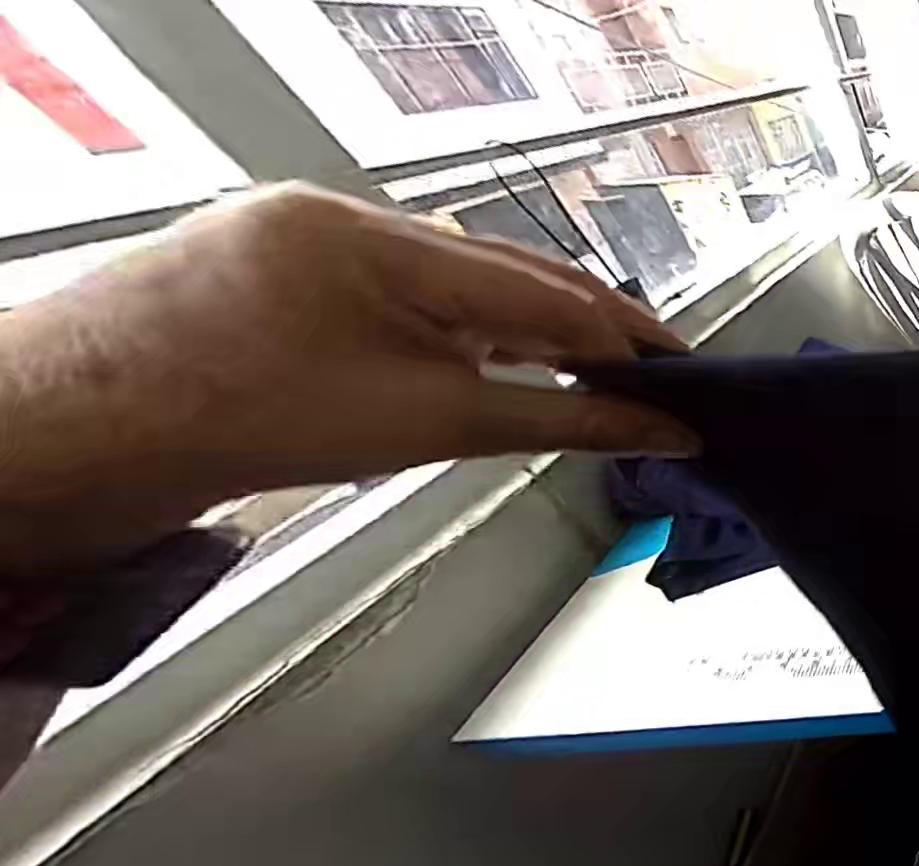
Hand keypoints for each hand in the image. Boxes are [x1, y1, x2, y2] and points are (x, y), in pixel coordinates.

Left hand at [0, 183, 699, 573]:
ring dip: (556, 328)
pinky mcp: (318, 264)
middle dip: (604, 325)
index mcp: (384, 243)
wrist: (80, 436)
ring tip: (618, 367)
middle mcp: (361, 219)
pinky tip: (536, 355)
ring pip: (486, 282)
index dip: (624, 342)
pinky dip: (502, 330)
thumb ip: (570, 423)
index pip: (547, 292)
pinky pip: (440, 293)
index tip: (680, 381)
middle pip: (523, 272)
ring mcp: (335, 236)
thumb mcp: (441, 424)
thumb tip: (667, 432)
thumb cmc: (261, 427)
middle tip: (668, 367)